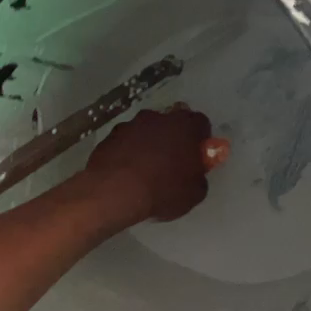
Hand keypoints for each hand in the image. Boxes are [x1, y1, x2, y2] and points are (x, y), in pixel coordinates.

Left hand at [83, 107, 218, 222]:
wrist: (115, 191)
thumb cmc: (163, 190)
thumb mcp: (195, 193)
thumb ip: (199, 177)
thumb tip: (195, 174)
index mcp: (184, 126)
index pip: (200, 123)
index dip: (200, 139)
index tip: (197, 155)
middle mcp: (157, 118)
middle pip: (171, 123)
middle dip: (173, 138)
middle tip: (173, 162)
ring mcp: (130, 125)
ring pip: (145, 131)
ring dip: (148, 144)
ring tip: (146, 170)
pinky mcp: (109, 136)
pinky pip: (125, 142)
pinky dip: (128, 152)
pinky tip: (126, 173)